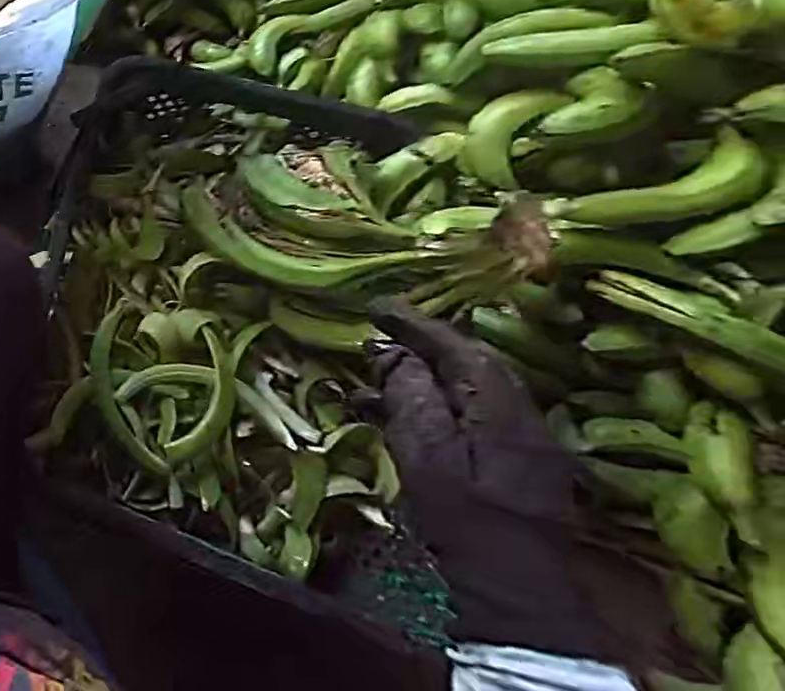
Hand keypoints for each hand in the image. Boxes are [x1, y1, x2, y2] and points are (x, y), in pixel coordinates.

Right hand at [368, 298, 612, 659]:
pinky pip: (462, 412)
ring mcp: (519, 441)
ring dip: (416, 374)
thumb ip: (409, 394)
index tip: (376, 305)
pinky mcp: (508, 460)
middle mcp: (521, 418)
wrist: (512, 583)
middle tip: (374, 328)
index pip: (461, 350)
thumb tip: (388, 350)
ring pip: (463, 389)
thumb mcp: (424, 450)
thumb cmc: (463, 513)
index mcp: (503, 412)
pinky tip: (385, 409)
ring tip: (368, 373)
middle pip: (467, 365)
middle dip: (418, 343)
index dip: (417, 324)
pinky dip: (425, 401)